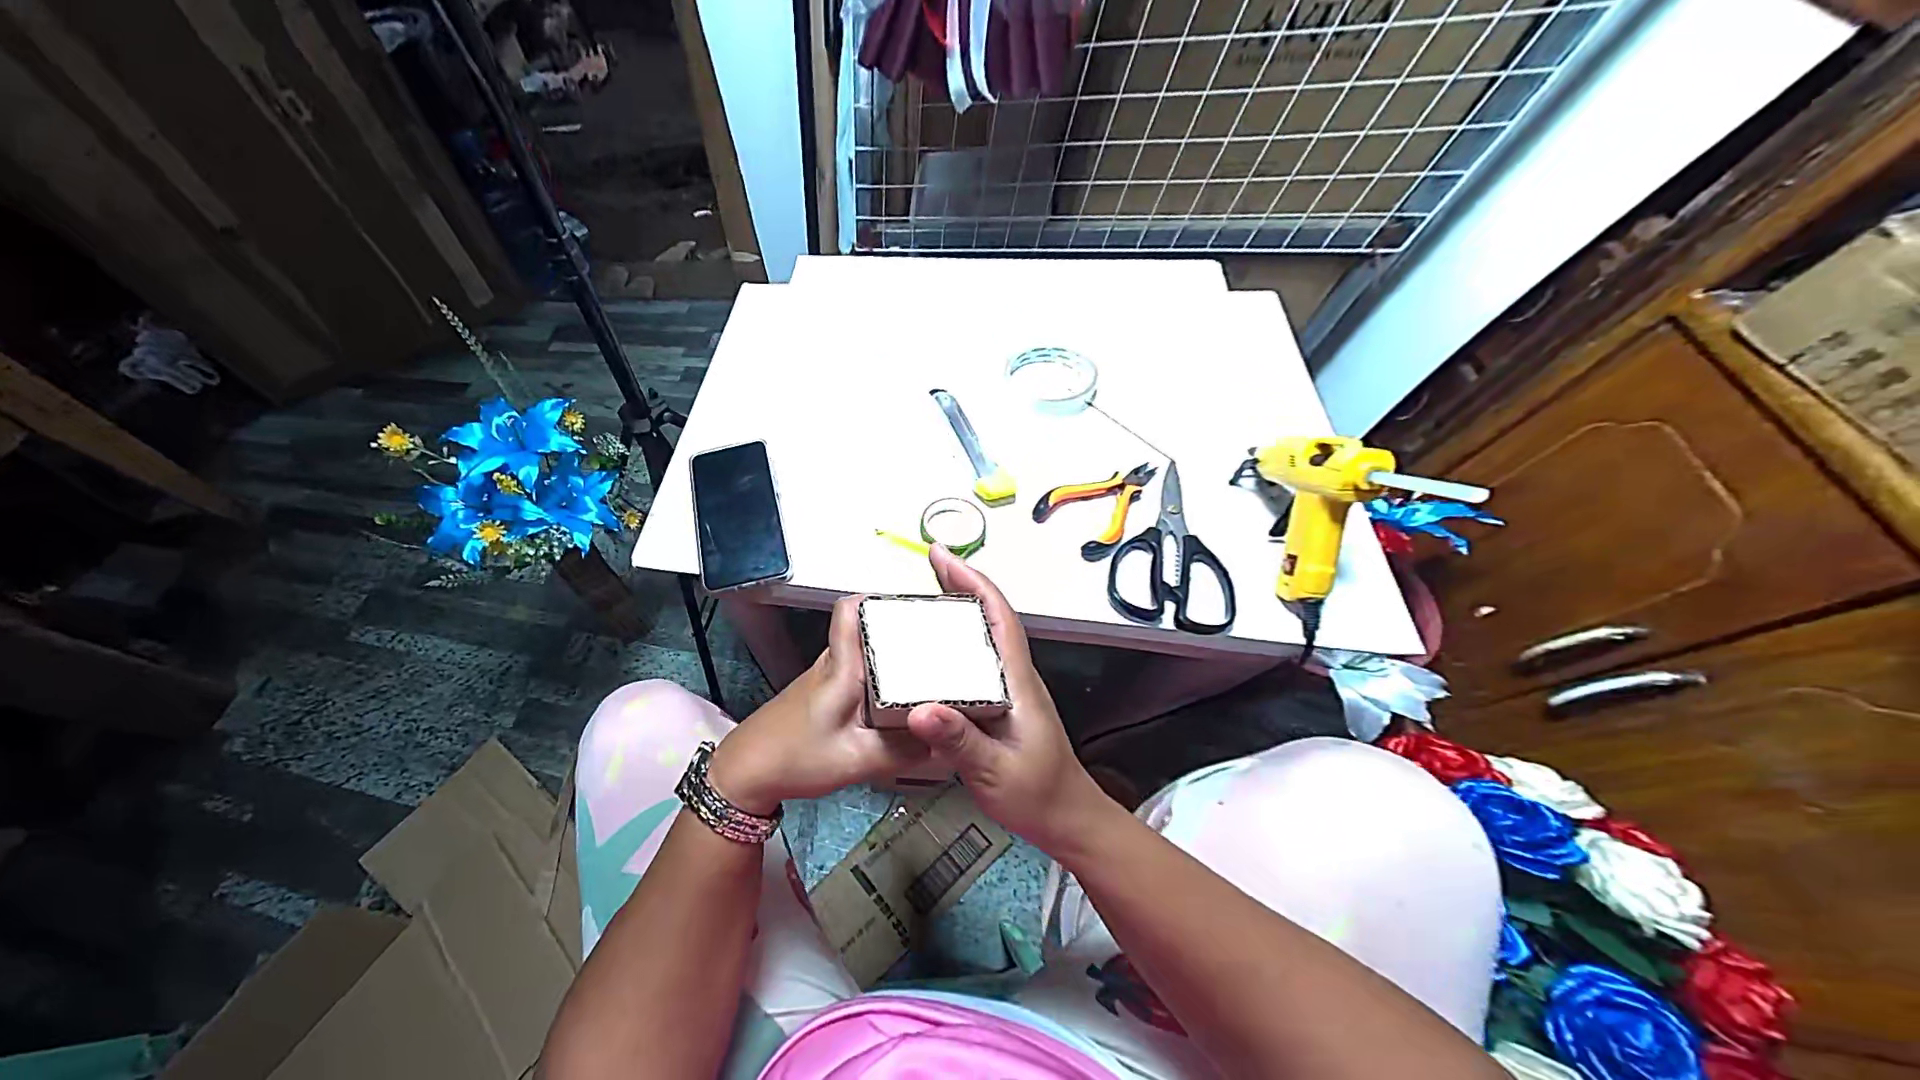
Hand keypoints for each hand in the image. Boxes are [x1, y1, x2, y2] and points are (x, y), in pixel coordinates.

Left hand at [709, 595, 928, 814]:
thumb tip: (940, 742)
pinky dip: (879, 675)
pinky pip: (857, 671)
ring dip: (891, 653)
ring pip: (863, 651)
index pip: (851, 611)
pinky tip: (898, 694)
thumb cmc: (793, 758)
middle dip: (900, 628)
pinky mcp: (822, 692)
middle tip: (938, 639)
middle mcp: (832, 663)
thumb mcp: (855, 760)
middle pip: (866, 628)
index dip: (880, 599)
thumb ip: (901, 750)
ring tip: (928, 664)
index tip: (914, 604)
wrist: (744, 774)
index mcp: (840, 667)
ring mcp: (825, 677)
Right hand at [905, 546, 1115, 851]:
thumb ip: (960, 742)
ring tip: (922, 601)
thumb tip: (921, 708)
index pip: (998, 616)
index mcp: (1016, 681)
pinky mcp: (1002, 705)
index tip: (943, 558)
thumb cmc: (1039, 796)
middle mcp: (1014, 677)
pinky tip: (931, 654)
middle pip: (990, 617)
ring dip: (958, 611)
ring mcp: (1009, 689)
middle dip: (961, 586)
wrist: (1067, 818)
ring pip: (983, 637)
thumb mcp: (994, 771)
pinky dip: (954, 643)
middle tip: (927, 569)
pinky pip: (975, 661)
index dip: (972, 582)